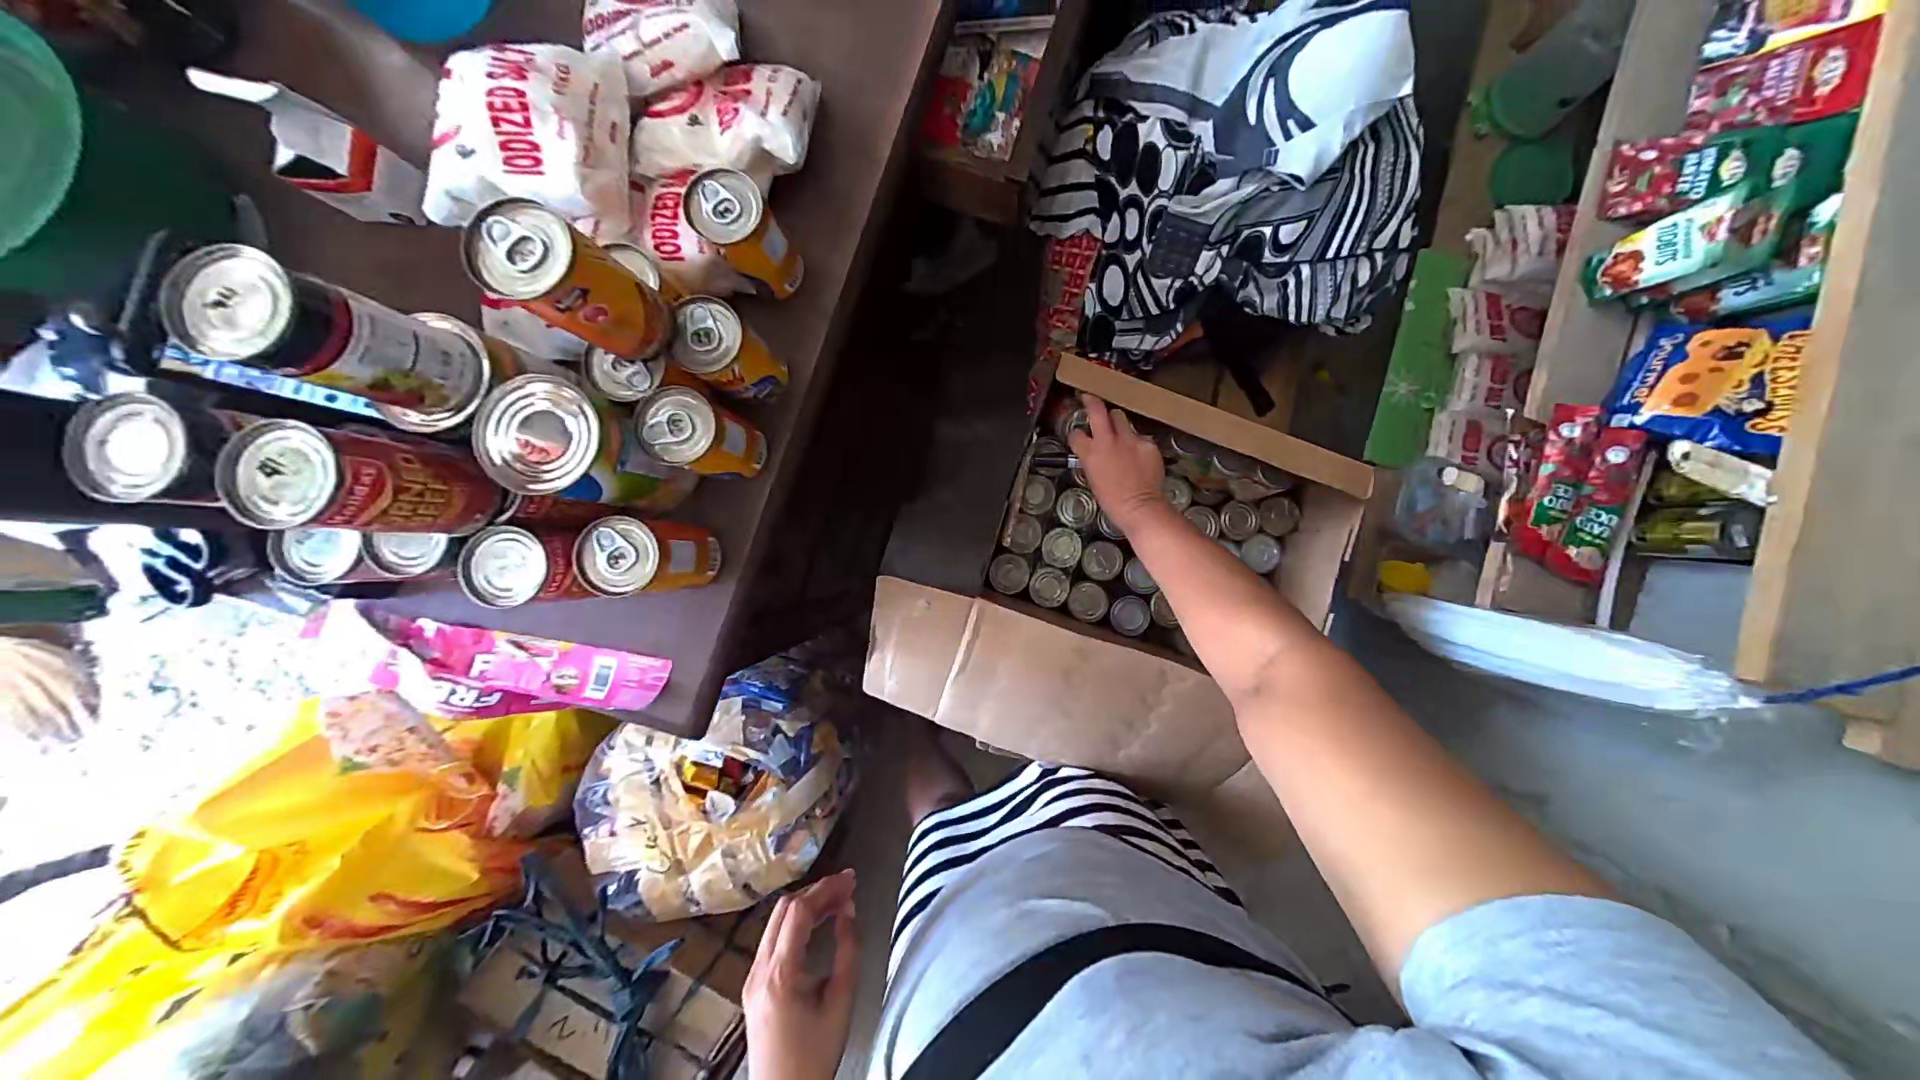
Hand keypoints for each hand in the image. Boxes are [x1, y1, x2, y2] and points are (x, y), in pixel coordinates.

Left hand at [744, 869, 859, 1079]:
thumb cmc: (815, 1055)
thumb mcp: (841, 1000)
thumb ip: (848, 949)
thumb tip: (848, 911)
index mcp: (779, 973)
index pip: (799, 911)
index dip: (826, 888)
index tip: (851, 879)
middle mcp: (758, 970)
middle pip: (784, 910)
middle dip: (817, 891)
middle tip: (846, 886)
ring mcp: (751, 977)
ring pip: (776, 921)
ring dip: (806, 905)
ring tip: (837, 900)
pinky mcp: (753, 985)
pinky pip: (773, 939)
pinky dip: (796, 923)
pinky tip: (817, 923)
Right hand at [1068, 392, 1165, 529]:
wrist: (1139, 507)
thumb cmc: (1113, 501)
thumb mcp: (1093, 480)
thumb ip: (1092, 461)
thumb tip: (1094, 455)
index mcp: (1090, 453)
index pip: (1076, 435)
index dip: (1076, 434)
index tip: (1078, 435)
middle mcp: (1108, 441)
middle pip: (1098, 410)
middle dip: (1093, 402)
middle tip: (1090, 399)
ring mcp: (1130, 440)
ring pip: (1121, 418)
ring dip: (1118, 421)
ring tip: (1120, 431)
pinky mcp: (1147, 444)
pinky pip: (1140, 436)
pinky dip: (1137, 443)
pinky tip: (1139, 455)